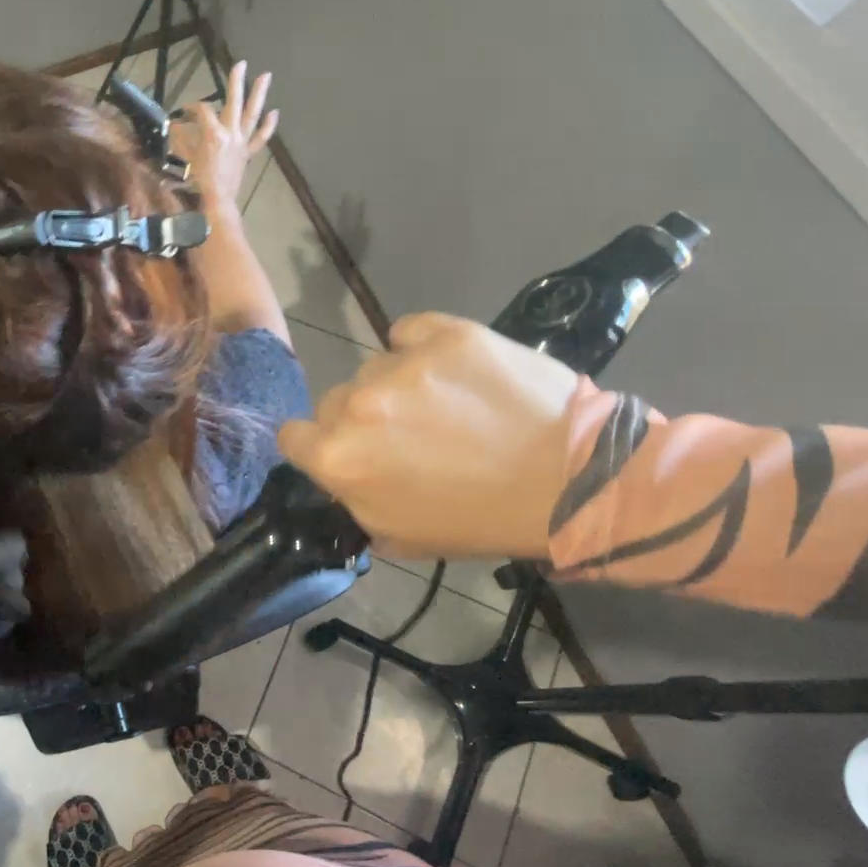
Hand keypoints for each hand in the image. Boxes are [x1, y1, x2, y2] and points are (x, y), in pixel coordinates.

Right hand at [181, 60, 278, 210]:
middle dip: (236, 83)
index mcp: (213, 134)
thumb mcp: (187, 158)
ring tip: (265, 75)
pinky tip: (274, 112)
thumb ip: (182, 141)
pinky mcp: (248, 152)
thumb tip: (175, 128)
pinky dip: (268, 126)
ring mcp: (242, 142)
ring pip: (252, 114)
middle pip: (233, 102)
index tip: (184, 111)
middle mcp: (230, 133)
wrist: (217, 199)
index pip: (202, 111)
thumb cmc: (199, 180)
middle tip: (240, 64)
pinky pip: (260, 138)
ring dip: (259, 94)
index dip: (192, 107)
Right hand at [276, 312, 581, 560]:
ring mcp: (401, 365)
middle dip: (360, 418)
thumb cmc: (481, 519)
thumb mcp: (396, 534)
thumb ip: (350, 498)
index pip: (293, 436)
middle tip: (408, 436)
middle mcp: (357, 406)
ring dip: (395, 386)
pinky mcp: (446, 335)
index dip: (318, 446)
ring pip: (373, 369)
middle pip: (333, 401)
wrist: (574, 482)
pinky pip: (408, 332)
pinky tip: (450, 370)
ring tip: (446, 405)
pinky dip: (419, 346)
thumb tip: (341, 472)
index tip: (351, 452)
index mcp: (338, 458)